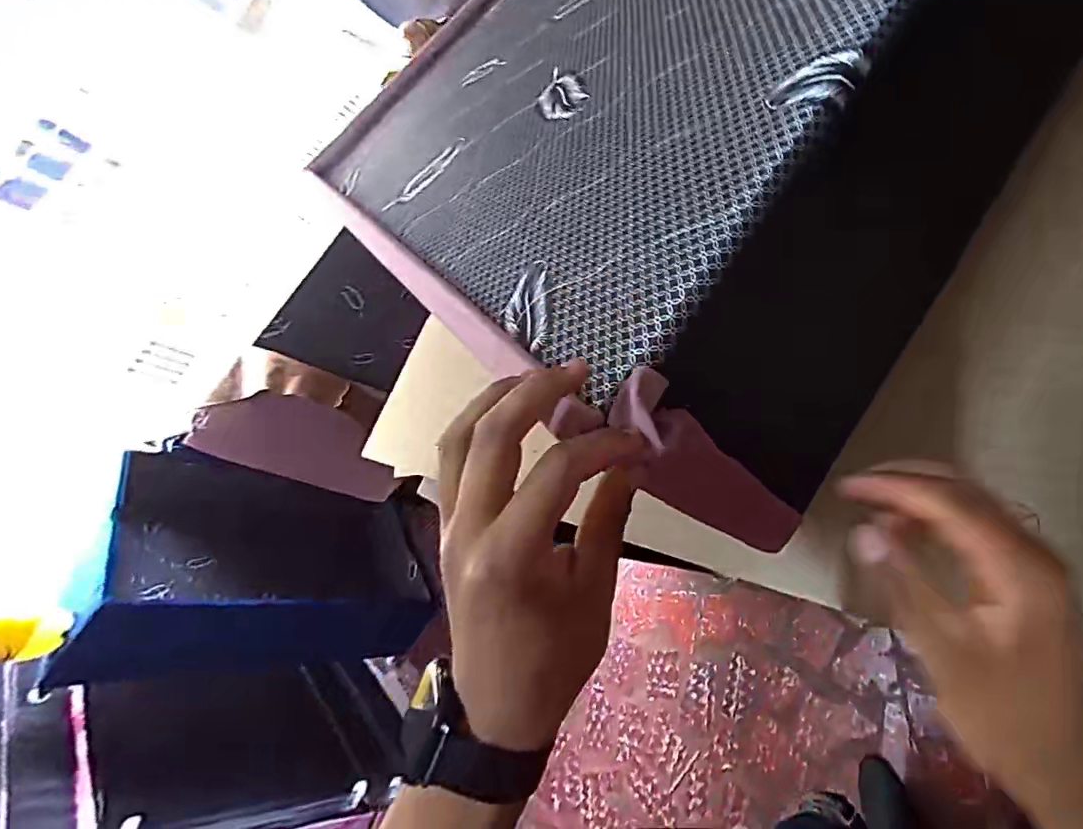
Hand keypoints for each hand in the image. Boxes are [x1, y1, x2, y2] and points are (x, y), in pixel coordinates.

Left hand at [436, 361, 646, 751]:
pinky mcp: (445, 526)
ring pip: (458, 437)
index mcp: (509, 554)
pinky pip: (452, 458)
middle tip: (578, 371)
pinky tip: (508, 414)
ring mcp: (448, 525)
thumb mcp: (594, 592)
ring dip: (497, 397)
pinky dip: (479, 424)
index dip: (604, 445)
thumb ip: (610, 517)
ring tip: (537, 377)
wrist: (492, 712)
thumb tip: (631, 462)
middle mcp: (467, 529)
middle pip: (493, 434)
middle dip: (537, 391)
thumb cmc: (552, 661)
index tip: (637, 442)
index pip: (558, 470)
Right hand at [841, 463, 1082, 828]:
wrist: (1076, 778)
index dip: (893, 486)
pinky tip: (911, 533)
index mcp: (1018, 565)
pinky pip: (981, 529)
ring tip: (876, 506)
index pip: (948, 501)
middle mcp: (1034, 551)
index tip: (848, 487)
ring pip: (974, 504)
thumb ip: (905, 584)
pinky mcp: (1032, 579)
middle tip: (859, 486)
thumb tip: (864, 531)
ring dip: (923, 497)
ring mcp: (1038, 564)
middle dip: (908, 480)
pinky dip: (942, 521)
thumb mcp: (946, 655)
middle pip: (965, 490)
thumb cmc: (1007, 721)